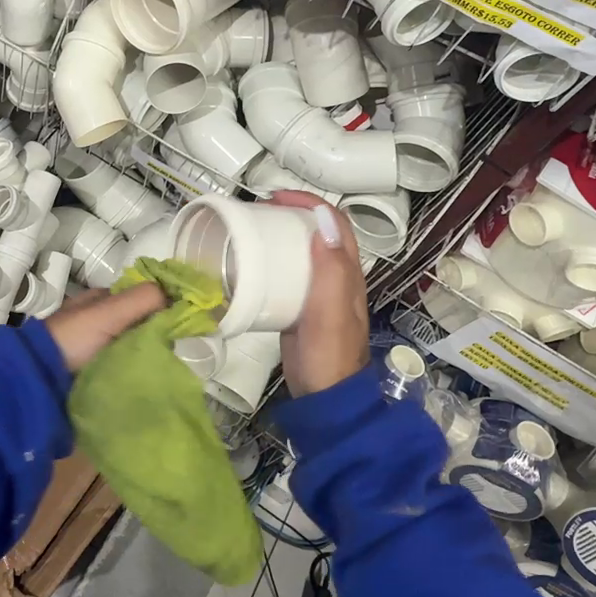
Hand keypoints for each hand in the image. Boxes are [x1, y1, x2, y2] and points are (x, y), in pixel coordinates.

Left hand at [44, 282, 165, 371]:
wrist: (39, 374)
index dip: (162, 307)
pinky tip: (144, 376)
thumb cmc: (74, 337)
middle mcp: (99, 318)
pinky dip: (134, 368)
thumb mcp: (107, 312)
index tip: (180, 325)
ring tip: (158, 366)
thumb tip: (176, 297)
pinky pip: (124, 364)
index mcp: (101, 300)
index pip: (142, 298)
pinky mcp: (95, 368)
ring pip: (133, 345)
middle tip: (166, 351)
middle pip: (140, 323)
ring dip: (145, 353)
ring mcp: (96, 344)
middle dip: (155, 334)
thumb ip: (140, 300)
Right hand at [267, 191, 370, 394]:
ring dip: (280, 234)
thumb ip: (330, 270)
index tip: (273, 198)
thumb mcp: (330, 311)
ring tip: (249, 230)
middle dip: (290, 213)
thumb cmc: (327, 354)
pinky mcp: (300, 307)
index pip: (333, 222)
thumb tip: (322, 222)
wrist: (324, 398)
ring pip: (302, 250)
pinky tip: (251, 265)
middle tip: (255, 211)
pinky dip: (272, 259)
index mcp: (347, 272)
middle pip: (316, 231)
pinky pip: (288, 272)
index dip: (308, 202)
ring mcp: (318, 293)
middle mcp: (336, 277)